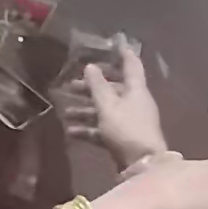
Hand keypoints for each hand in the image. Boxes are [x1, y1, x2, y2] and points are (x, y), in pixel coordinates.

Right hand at [58, 46, 167, 167]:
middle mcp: (134, 103)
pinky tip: (71, 132)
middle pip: (112, 89)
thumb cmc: (126, 129)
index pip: (130, 65)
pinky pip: (103, 130)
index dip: (122, 54)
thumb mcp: (108, 105)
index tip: (112, 44)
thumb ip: (97, 86)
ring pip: (105, 111)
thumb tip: (90, 66)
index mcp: (135, 89)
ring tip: (65, 112)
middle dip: (91, 87)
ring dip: (86, 110)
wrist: (142, 164)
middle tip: (70, 85)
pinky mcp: (122, 139)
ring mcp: (128, 122)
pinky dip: (89, 129)